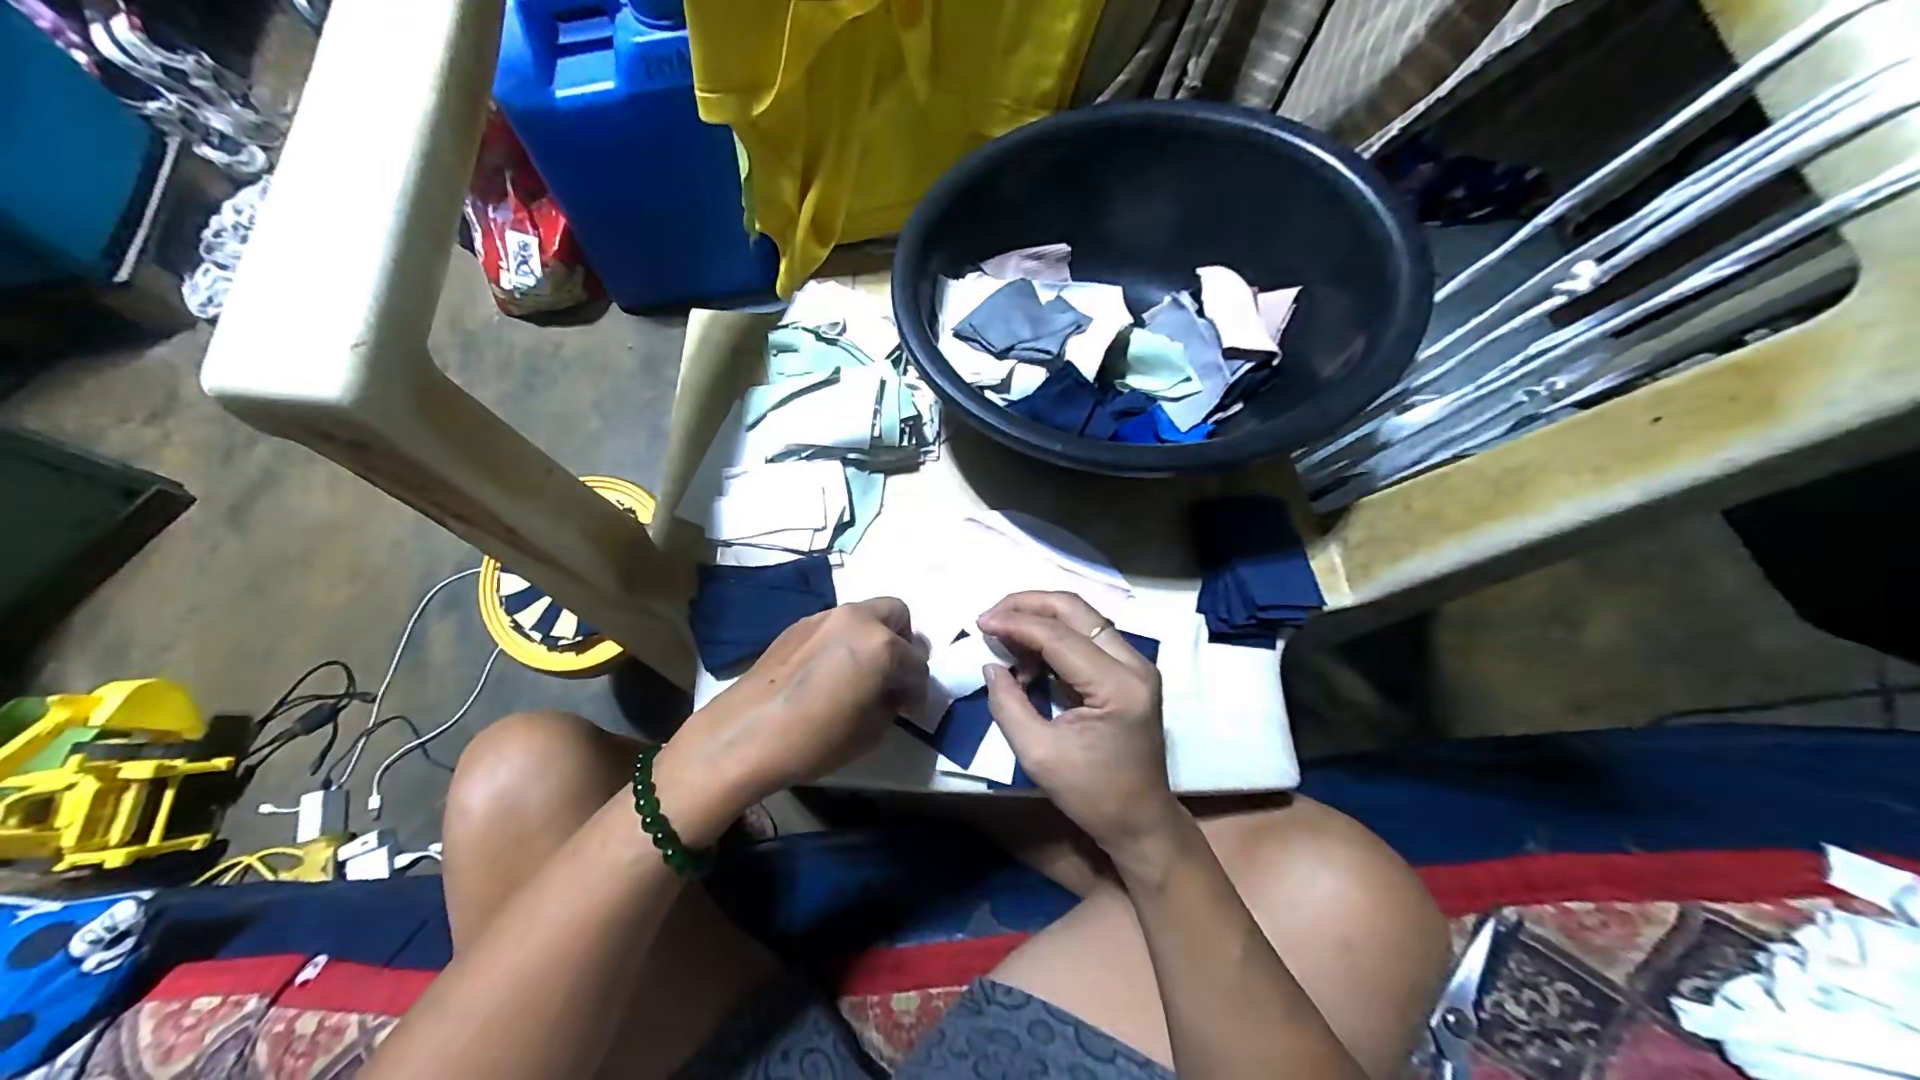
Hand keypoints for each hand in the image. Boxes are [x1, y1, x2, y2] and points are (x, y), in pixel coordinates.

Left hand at [657, 599, 927, 843]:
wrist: (745, 734)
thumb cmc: (815, 739)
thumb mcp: (871, 731)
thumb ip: (892, 701)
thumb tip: (893, 690)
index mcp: (882, 645)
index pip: (917, 663)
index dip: (917, 689)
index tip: (907, 707)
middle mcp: (857, 619)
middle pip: (897, 615)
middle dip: (902, 643)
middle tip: (891, 675)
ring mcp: (825, 616)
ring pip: (865, 615)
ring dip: (872, 638)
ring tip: (858, 672)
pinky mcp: (798, 624)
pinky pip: (836, 625)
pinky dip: (844, 641)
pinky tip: (828, 671)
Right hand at [977, 592, 1185, 858]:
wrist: (1140, 821)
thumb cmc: (1092, 795)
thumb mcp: (1038, 754)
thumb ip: (1008, 704)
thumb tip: (991, 665)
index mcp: (1118, 685)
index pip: (1059, 636)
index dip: (1015, 623)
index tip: (979, 623)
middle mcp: (1134, 663)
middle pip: (1075, 608)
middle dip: (1027, 605)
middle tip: (990, 617)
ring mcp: (1135, 663)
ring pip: (1082, 617)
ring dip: (1040, 618)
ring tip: (1004, 637)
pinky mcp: (1129, 670)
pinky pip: (1087, 635)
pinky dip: (1054, 635)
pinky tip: (1028, 655)